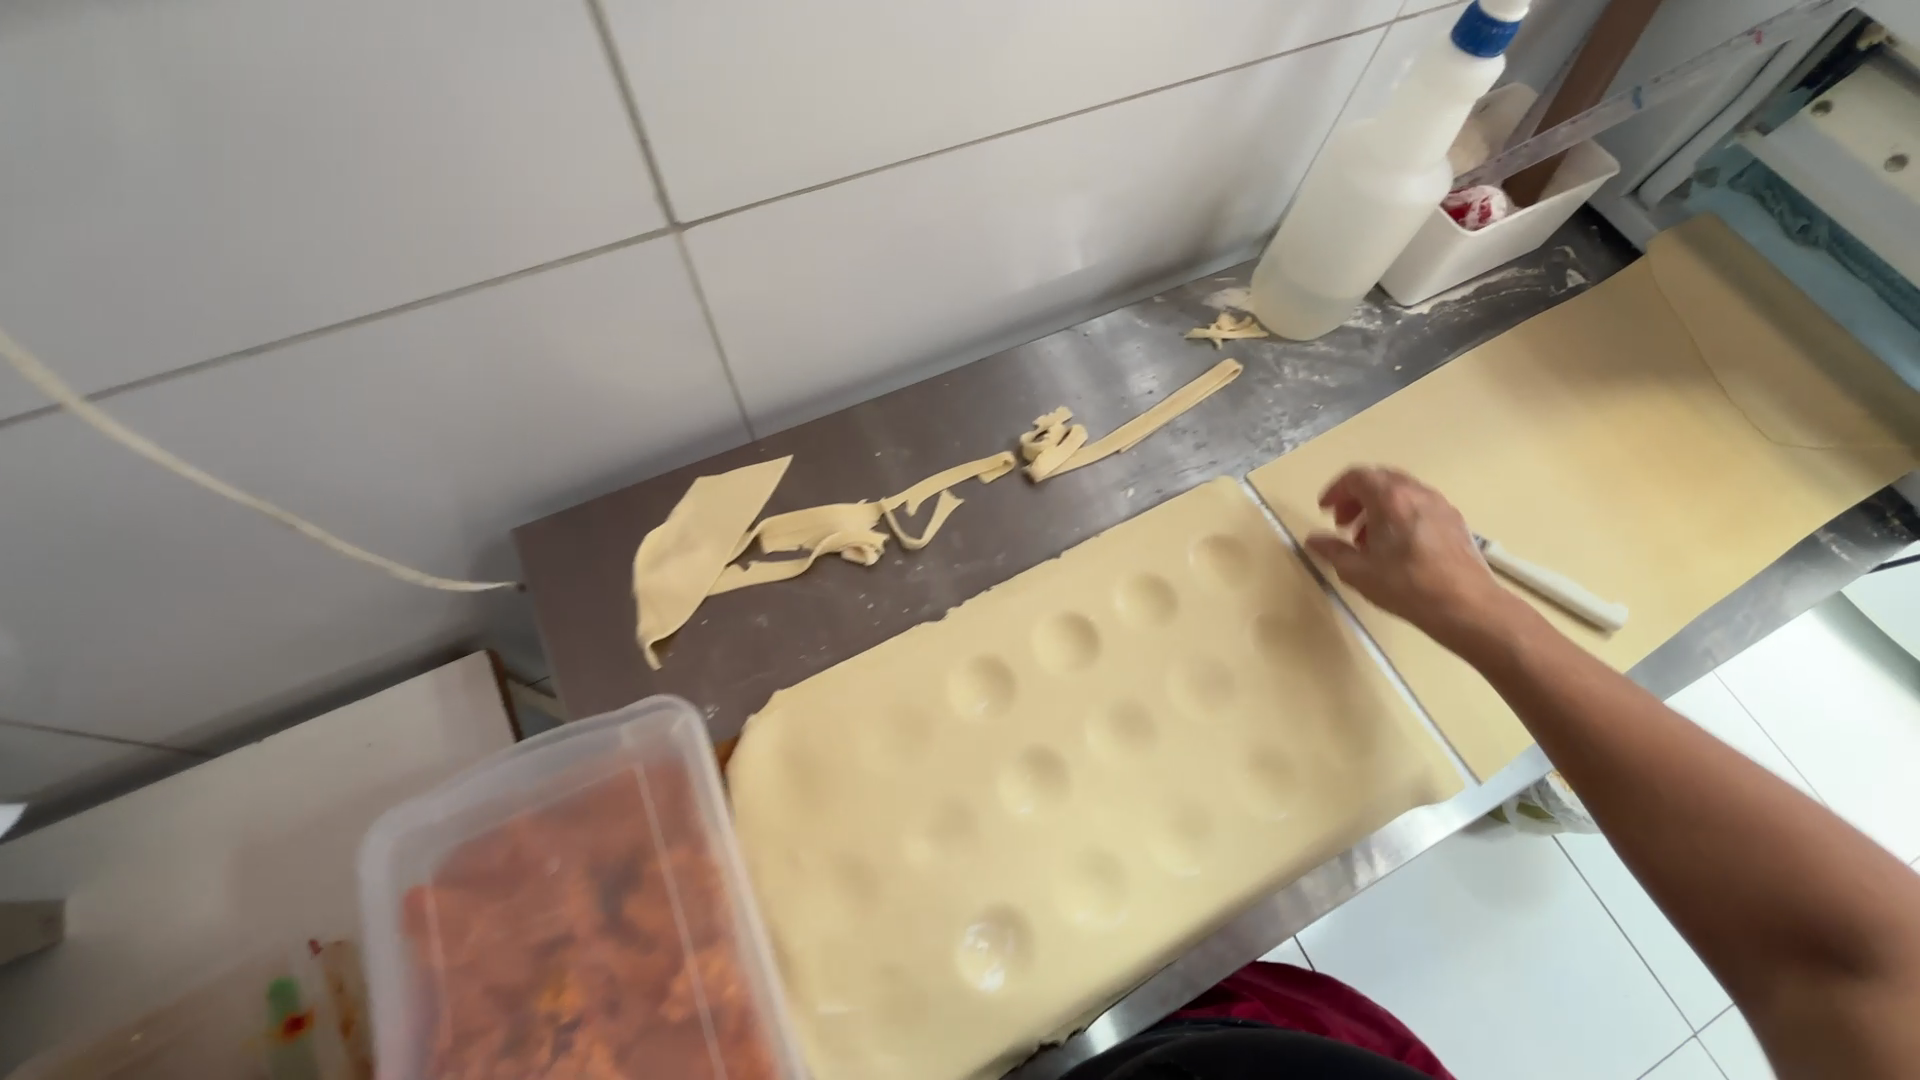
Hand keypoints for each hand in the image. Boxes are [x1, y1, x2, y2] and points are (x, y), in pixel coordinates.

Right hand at [1303, 466, 1517, 649]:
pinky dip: (1399, 514)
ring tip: (1367, 539)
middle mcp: (1417, 493)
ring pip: (1401, 492)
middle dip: (1356, 497)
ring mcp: (1440, 505)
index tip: (1325, 510)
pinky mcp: (1454, 521)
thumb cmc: (1405, 586)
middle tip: (1343, 524)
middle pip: (1380, 479)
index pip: (1357, 476)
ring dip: (1377, 507)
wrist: (1466, 605)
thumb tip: (1313, 539)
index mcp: (1390, 499)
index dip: (1336, 490)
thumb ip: (1331, 550)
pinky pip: (1419, 505)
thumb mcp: (1357, 571)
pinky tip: (1395, 546)